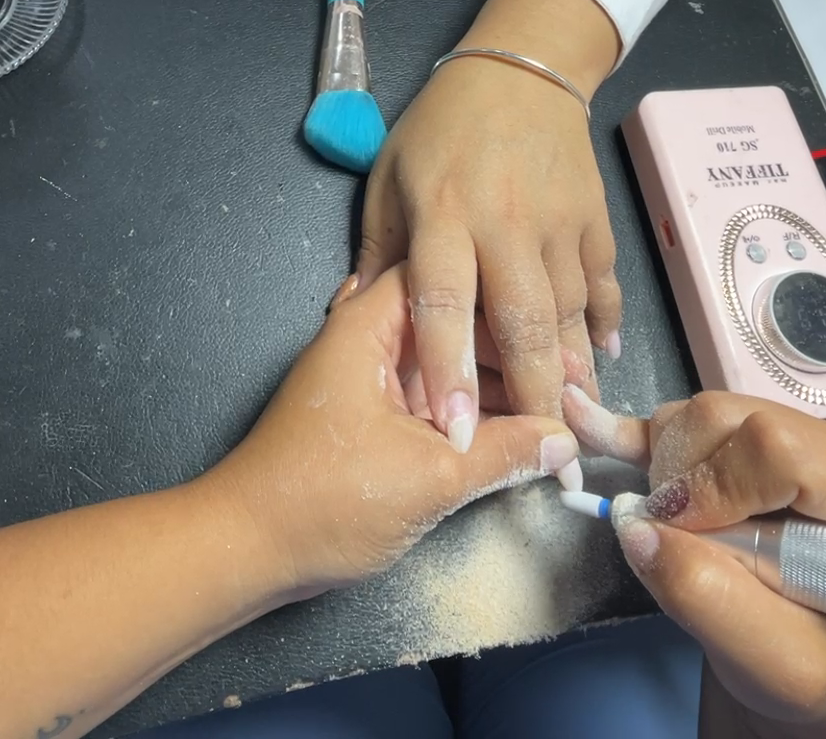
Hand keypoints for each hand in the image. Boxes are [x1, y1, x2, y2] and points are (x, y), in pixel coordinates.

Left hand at [204, 266, 578, 594]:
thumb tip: (564, 439)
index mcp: (368, 328)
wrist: (249, 547)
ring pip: (444, 364)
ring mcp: (370, 379)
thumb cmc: (328, 499)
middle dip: (509, 350)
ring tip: (558, 404)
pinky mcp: (374, 415)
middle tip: (576, 375)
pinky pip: (431, 397)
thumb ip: (503, 453)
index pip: (442, 278)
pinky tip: (516, 429)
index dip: (501, 295)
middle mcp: (368, 341)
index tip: (556, 322)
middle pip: (449, 323)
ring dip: (492, 385)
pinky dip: (468, 410)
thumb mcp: (427, 476)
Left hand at [357, 0, 621, 450]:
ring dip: (571, 372)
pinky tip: (602, 360)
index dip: (447, 369)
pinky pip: (602, 285)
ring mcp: (558, 223)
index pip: (443, 302)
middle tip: (537, 455)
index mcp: (442, 216)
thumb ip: (378, 250)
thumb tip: (351, 308)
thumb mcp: (389, 181)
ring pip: (568, 311)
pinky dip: (603, 325)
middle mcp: (504, 225)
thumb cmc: (437, 130)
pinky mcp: (595, 221)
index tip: (454, 432)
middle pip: (520, 321)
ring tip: (573, 423)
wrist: (519, 72)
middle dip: (530, 394)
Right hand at [563, 389, 825, 737]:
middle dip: (680, 475)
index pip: (778, 446)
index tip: (687, 535)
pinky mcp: (743, 434)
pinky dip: (631, 433)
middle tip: (673, 534)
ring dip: (663, 466)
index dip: (715, 484)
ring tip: (675, 523)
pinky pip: (679, 417)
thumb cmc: (810, 665)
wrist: (802, 654)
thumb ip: (707, 597)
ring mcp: (792, 432)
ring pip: (697, 414)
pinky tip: (591, 427)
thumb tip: (634, 526)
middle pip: (727, 418)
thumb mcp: (775, 663)